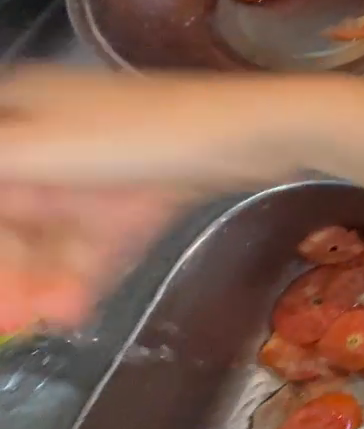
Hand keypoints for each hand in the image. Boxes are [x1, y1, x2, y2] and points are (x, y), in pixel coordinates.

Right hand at [0, 68, 319, 333]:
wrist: (272, 131)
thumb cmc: (149, 133)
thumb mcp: (27, 149)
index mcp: (18, 111)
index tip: (4, 272)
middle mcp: (57, 133)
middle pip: (10, 208)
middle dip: (9, 263)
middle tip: (10, 316)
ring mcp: (108, 162)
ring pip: (50, 229)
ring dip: (40, 276)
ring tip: (45, 317)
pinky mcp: (152, 185)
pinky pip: (100, 235)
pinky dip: (84, 270)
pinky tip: (73, 309)